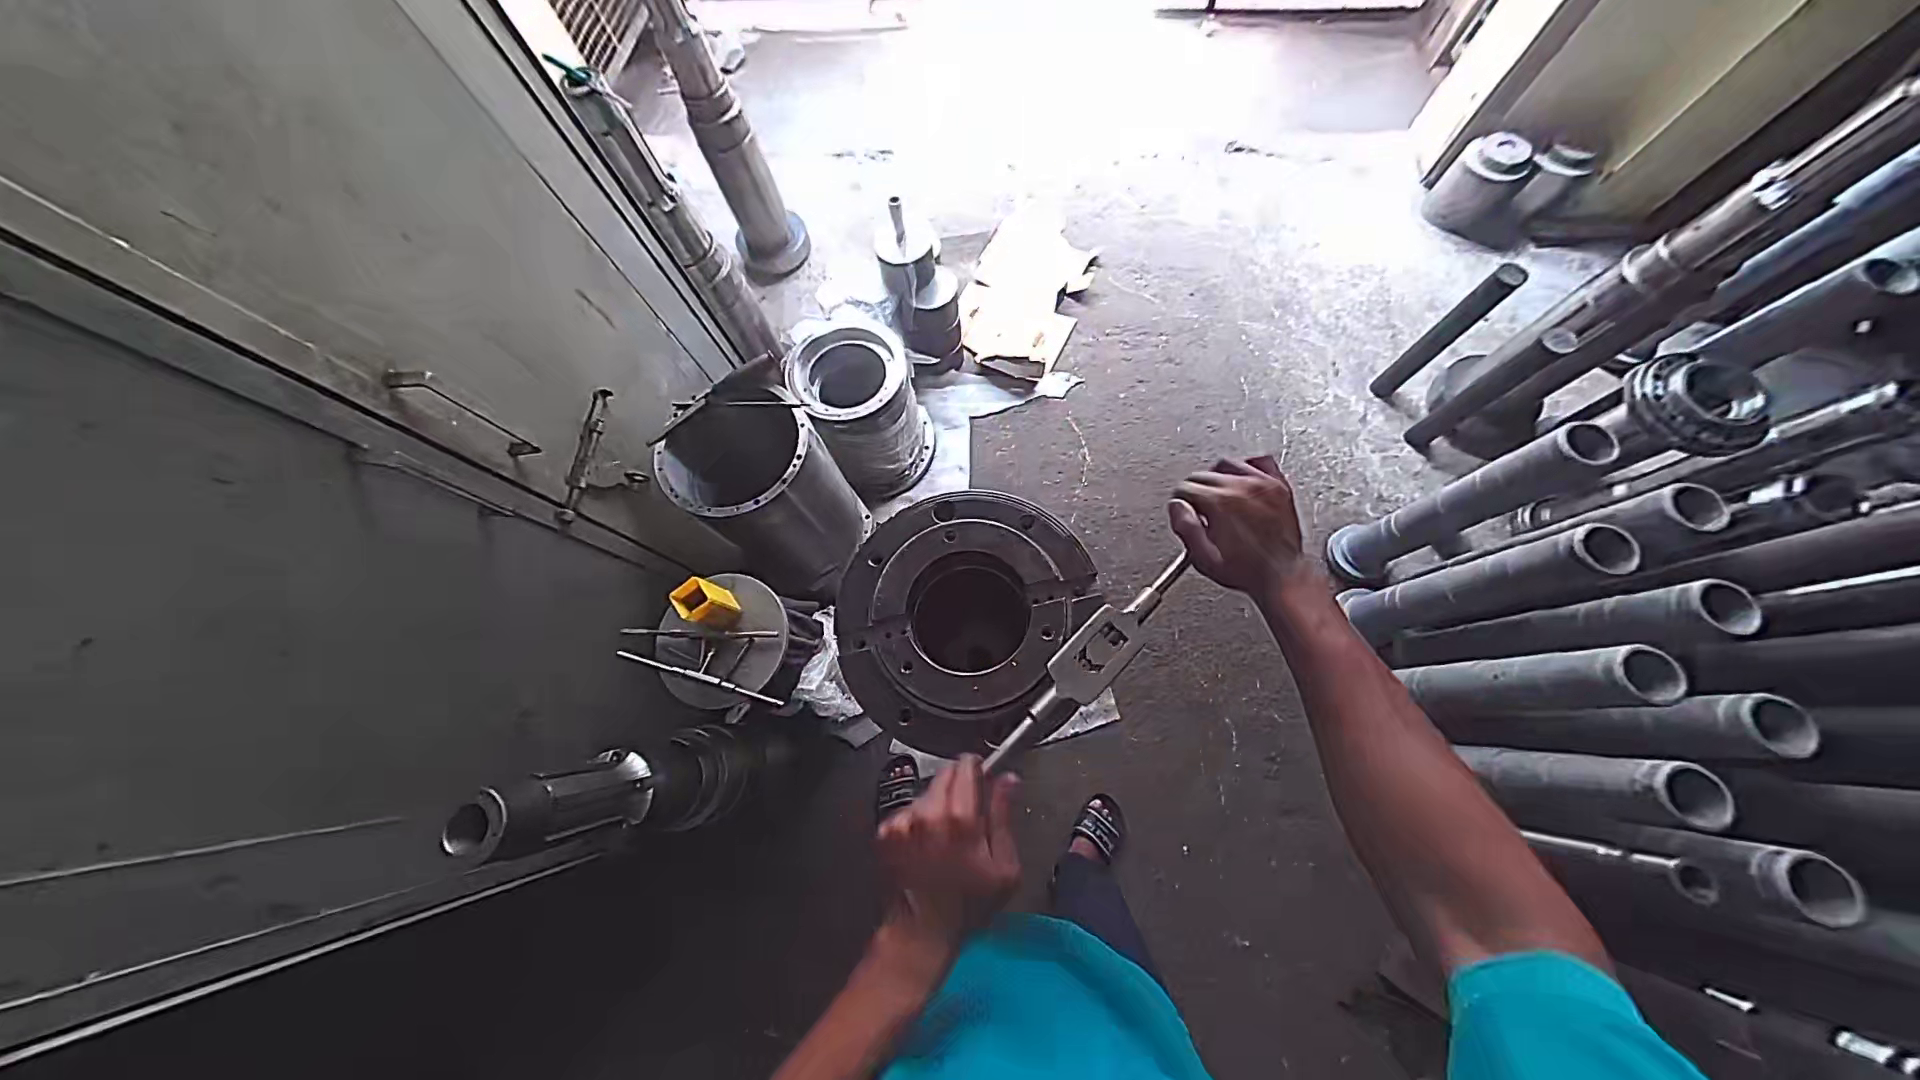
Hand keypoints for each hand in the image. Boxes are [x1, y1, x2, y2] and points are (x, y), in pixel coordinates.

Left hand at [874, 755, 1021, 963]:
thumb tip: (1008, 780)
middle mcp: (928, 813)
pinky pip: (908, 810)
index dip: (977, 768)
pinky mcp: (886, 831)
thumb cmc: (968, 906)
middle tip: (967, 814)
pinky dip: (918, 819)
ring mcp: (904, 821)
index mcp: (961, 818)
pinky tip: (926, 845)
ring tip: (945, 836)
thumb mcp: (1004, 867)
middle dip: (958, 785)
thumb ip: (1004, 815)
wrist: (921, 932)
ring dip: (938, 802)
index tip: (982, 777)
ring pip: (926, 791)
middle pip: (945, 774)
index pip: (966, 765)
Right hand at [1169, 456, 1319, 596]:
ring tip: (1216, 496)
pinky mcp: (1278, 486)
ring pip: (1226, 464)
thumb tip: (1176, 507)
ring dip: (1216, 478)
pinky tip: (1242, 481)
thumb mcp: (1204, 558)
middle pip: (1202, 475)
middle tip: (1199, 511)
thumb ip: (1185, 528)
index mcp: (1220, 503)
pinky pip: (1260, 462)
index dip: (1180, 503)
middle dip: (1195, 492)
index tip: (1184, 513)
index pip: (1185, 488)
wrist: (1282, 575)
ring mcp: (1262, 484)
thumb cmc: (1246, 570)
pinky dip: (1247, 467)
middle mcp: (1241, 489)